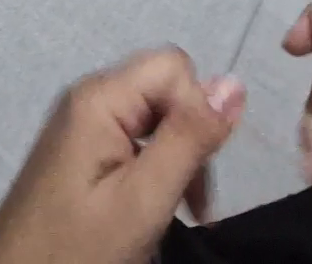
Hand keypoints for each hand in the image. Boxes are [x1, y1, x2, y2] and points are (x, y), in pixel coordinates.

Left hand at [0, 48, 245, 263]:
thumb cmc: (77, 249)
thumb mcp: (141, 201)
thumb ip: (188, 139)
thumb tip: (234, 81)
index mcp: (99, 96)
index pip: (174, 66)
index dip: (197, 113)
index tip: (194, 176)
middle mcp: (89, 95)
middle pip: (164, 88)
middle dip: (189, 139)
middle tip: (187, 204)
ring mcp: (81, 121)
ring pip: (154, 115)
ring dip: (175, 159)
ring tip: (171, 214)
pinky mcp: (80, 147)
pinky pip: (133, 136)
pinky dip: (153, 168)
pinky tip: (149, 208)